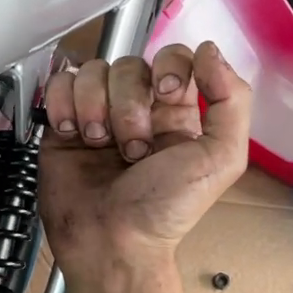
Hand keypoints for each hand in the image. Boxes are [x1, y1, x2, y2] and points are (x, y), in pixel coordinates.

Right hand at [39, 40, 251, 265]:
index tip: (165, 95)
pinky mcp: (63, 126)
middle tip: (131, 147)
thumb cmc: (164, 210)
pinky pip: (60, 86)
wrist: (110, 242)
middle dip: (128, 104)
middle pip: (129, 65)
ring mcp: (98, 116)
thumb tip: (210, 51)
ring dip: (95, 107)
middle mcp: (137, 111)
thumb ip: (232, 100)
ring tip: (98, 144)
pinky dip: (64, 104)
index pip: (174, 57)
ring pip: (93, 72)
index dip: (168, 67)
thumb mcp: (222, 158)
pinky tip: (72, 132)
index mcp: (177, 114)